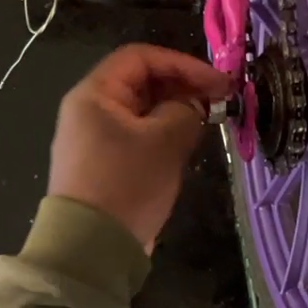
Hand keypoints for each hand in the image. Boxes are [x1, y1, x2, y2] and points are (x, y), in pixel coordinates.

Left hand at [48, 45, 230, 251]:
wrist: (91, 248)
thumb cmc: (126, 185)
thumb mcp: (164, 141)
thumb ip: (185, 111)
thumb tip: (191, 106)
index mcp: (94, 94)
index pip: (141, 58)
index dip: (183, 64)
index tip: (218, 83)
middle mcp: (89, 111)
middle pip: (141, 83)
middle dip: (182, 87)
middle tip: (219, 102)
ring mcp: (94, 140)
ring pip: (141, 112)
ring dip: (176, 112)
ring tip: (207, 123)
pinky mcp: (104, 166)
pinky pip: (137, 137)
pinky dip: (163, 135)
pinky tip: (185, 146)